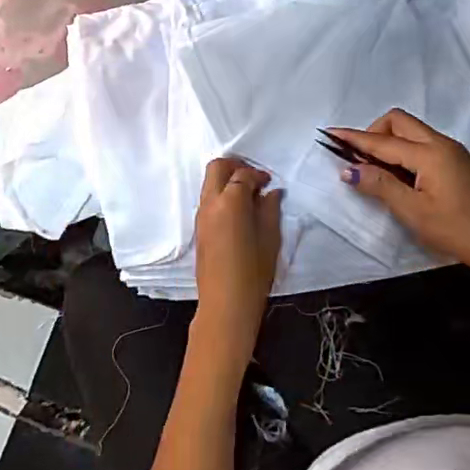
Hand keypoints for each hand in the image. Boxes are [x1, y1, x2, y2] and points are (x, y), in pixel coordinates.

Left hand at [191, 156, 282, 372]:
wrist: (225, 303)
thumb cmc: (253, 271)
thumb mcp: (270, 238)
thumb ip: (270, 209)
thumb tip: (270, 193)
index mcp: (229, 201)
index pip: (242, 174)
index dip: (258, 174)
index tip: (270, 182)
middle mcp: (210, 203)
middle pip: (217, 167)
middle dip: (236, 166)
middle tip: (255, 179)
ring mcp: (201, 215)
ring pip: (209, 182)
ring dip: (227, 180)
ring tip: (249, 196)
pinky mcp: (198, 228)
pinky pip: (208, 199)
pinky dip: (221, 194)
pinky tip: (239, 211)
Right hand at [329, 109, 469, 296]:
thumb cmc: (459, 231)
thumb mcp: (414, 211)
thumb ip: (380, 185)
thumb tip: (349, 168)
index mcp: (429, 153)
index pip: (382, 140)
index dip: (353, 138)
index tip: (328, 134)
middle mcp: (441, 144)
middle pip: (398, 122)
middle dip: (373, 132)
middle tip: (355, 158)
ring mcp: (452, 152)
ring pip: (411, 132)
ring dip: (387, 142)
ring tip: (371, 169)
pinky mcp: (457, 164)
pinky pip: (421, 145)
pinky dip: (402, 151)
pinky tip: (395, 175)